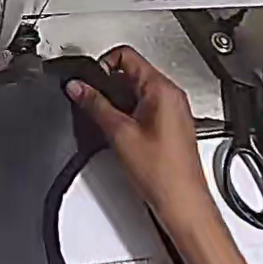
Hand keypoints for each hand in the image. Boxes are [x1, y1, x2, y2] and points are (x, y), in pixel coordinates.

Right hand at [65, 47, 254, 263]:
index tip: (89, 81)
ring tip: (108, 122)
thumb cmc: (164, 175)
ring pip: (136, 91)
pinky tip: (120, 134)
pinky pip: (144, 107)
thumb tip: (78, 88)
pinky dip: (128, 114)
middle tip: (93, 101)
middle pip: (131, 72)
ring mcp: (172, 111)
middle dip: (108, 85)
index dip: (103, 64)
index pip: (126, 56)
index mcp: (162, 89)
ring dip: (118, 101)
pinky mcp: (170, 126)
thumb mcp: (119, 134)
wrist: (184, 207)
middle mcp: (171, 95)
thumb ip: (95, 105)